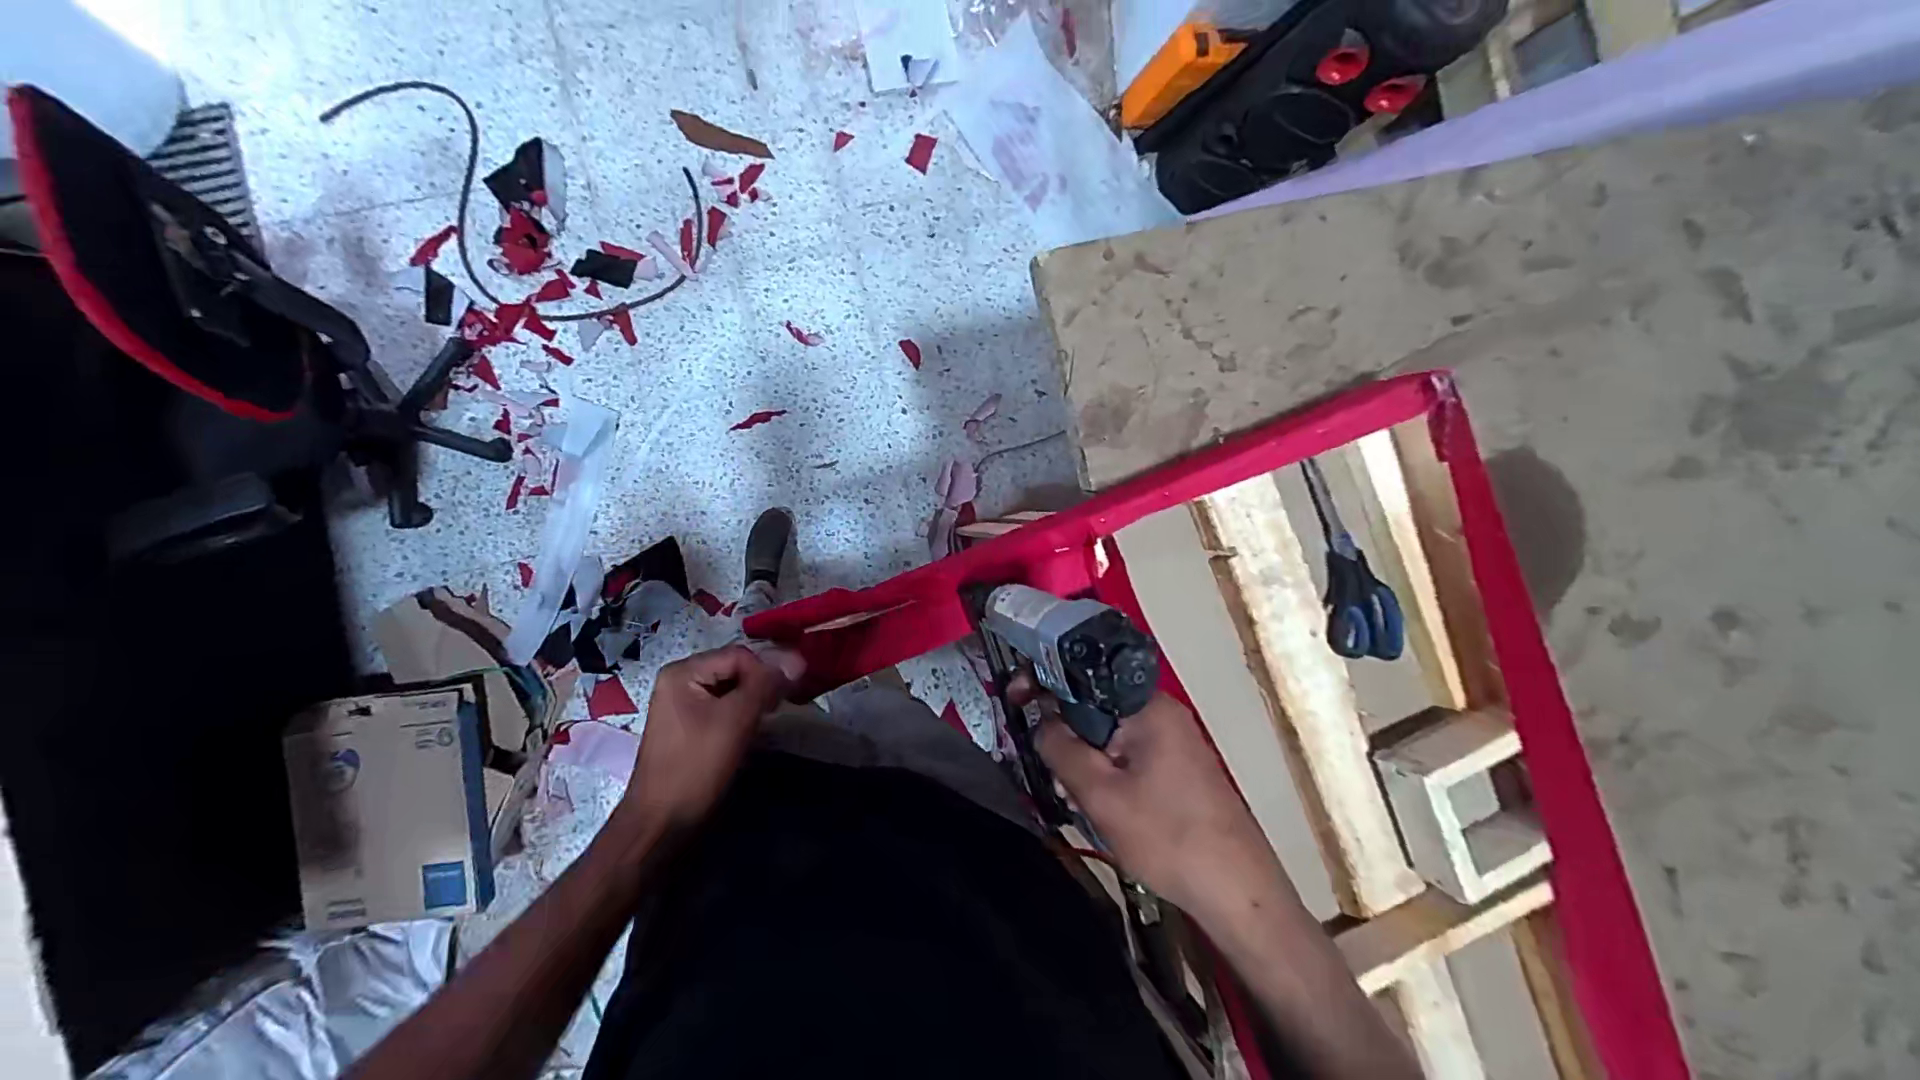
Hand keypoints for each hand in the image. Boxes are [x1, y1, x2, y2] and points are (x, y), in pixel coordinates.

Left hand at [620, 644, 800, 830]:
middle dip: (760, 686)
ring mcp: (682, 705)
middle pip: (735, 669)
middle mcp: (679, 681)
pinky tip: (750, 733)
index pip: (740, 655)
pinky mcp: (690, 726)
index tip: (782, 701)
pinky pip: (723, 707)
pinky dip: (742, 716)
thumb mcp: (735, 720)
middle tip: (776, 712)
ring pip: (732, 690)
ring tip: (764, 724)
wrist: (663, 823)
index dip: (766, 673)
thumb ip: (766, 684)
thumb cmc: (697, 767)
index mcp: (682, 672)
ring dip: (754, 702)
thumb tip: (797, 658)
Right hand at [1031, 688, 1281, 919]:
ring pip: (1110, 736)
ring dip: (1086, 762)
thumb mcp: (1100, 794)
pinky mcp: (1178, 769)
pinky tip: (1102, 810)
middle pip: (1096, 708)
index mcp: (1148, 707)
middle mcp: (1163, 714)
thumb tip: (1039, 720)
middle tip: (1054, 775)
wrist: (1238, 893)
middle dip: (1067, 736)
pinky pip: (1129, 756)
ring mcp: (1174, 742)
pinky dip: (1108, 775)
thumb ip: (1061, 749)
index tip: (1016, 699)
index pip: (1086, 675)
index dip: (1046, 684)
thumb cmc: (1167, 837)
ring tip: (1078, 801)